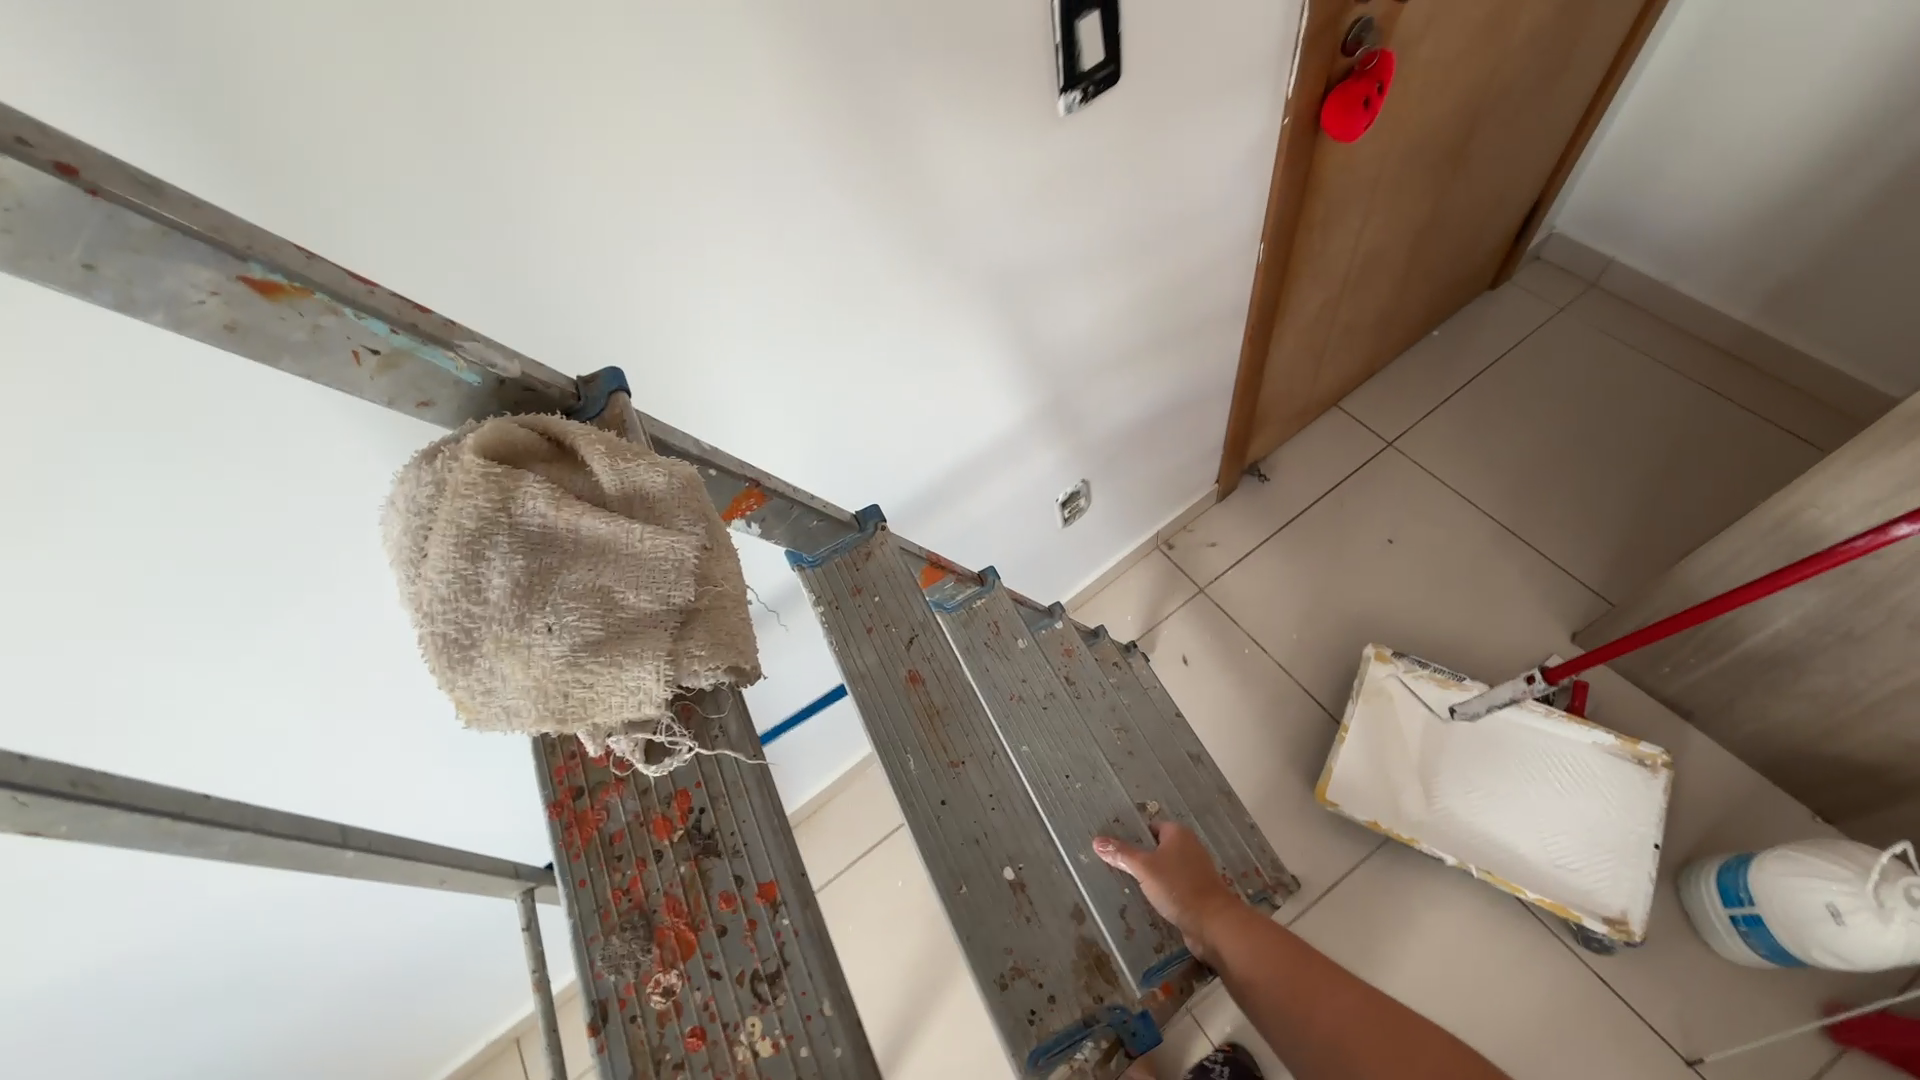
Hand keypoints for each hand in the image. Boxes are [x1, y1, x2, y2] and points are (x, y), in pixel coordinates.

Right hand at [1093, 821, 1246, 961]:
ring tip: (1128, 885)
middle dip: (1140, 859)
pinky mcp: (1198, 891)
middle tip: (1118, 867)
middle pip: (1157, 848)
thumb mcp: (1144, 868)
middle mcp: (1189, 847)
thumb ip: (1121, 854)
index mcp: (1178, 833)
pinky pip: (1173, 886)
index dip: (1134, 836)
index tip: (1116, 848)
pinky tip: (1148, 901)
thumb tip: (1097, 841)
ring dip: (1151, 877)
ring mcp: (1195, 871)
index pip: (1150, 827)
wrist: (1213, 923)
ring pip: (1165, 869)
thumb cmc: (1178, 887)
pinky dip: (1162, 891)